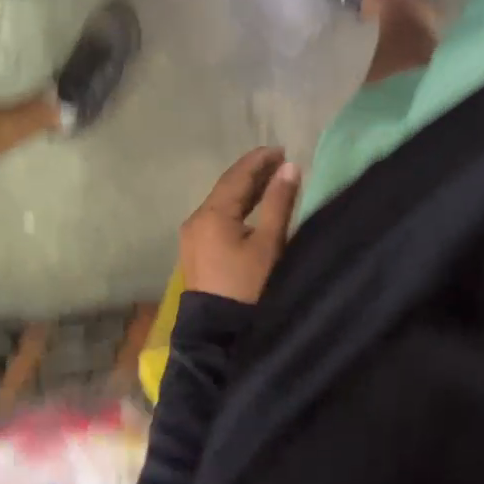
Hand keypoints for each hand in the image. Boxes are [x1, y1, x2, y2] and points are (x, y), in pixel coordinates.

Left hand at [179, 147, 302, 302]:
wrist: (219, 333)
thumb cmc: (248, 287)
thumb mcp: (269, 243)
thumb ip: (279, 202)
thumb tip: (289, 167)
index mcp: (212, 214)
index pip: (237, 176)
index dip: (259, 160)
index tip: (282, 149)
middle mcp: (197, 220)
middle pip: (227, 187)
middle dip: (253, 172)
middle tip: (280, 161)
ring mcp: (193, 236)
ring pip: (222, 202)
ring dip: (246, 189)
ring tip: (271, 179)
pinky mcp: (197, 251)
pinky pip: (218, 217)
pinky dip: (238, 206)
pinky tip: (253, 206)